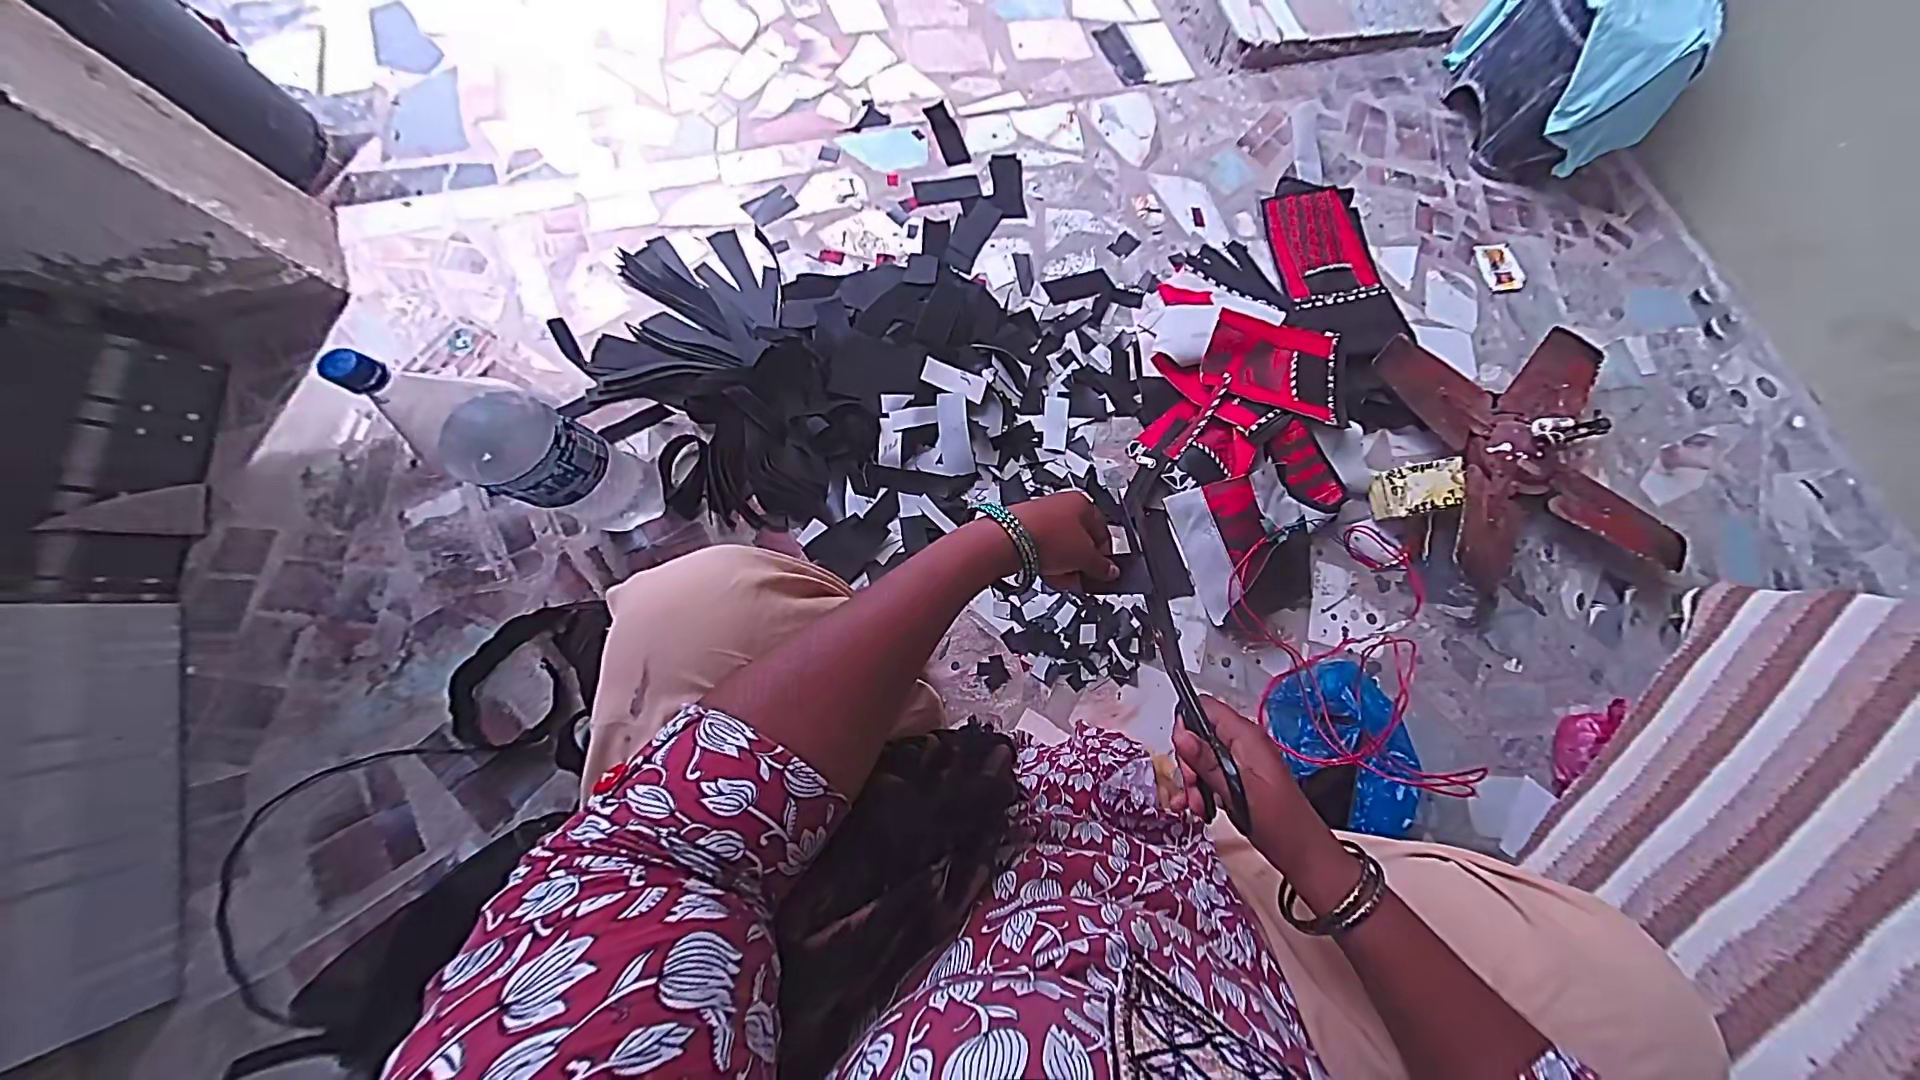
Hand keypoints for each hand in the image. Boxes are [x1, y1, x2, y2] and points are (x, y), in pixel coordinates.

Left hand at [1010, 492, 1119, 587]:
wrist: (1006, 540)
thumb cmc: (1044, 536)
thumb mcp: (1085, 558)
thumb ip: (1102, 566)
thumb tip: (1109, 571)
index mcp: (1082, 502)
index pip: (1103, 531)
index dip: (1105, 555)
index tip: (1104, 572)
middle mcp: (1060, 504)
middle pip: (1080, 539)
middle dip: (1081, 562)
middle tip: (1081, 578)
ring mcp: (1040, 515)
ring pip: (1060, 545)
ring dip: (1064, 565)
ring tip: (1061, 578)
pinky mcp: (1022, 528)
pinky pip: (1041, 548)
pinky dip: (1046, 561)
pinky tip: (1045, 572)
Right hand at [1170, 697, 1315, 853]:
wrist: (1303, 854)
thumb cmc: (1280, 823)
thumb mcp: (1236, 791)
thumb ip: (1207, 761)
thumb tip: (1181, 735)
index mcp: (1246, 737)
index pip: (1204, 707)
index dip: (1186, 725)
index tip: (1183, 755)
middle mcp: (1242, 743)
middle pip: (1198, 733)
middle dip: (1188, 761)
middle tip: (1192, 785)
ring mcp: (1240, 759)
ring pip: (1200, 755)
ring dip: (1192, 779)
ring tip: (1197, 803)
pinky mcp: (1238, 775)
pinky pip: (1210, 772)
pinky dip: (1200, 787)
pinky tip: (1199, 805)